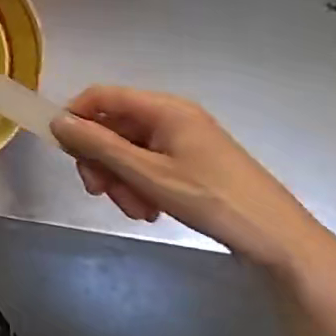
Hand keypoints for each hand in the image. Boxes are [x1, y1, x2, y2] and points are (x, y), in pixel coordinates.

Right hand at [50, 87, 335, 282]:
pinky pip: (147, 166)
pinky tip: (151, 210)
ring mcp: (182, 141)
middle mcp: (171, 117)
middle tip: (98, 192)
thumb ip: (98, 146)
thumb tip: (57, 122)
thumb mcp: (146, 173)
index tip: (64, 151)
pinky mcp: (190, 163)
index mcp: (163, 108)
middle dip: (101, 160)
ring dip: (120, 180)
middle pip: (113, 127)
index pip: (102, 96)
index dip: (76, 117)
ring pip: (127, 151)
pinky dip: (140, 186)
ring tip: (136, 210)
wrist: (277, 239)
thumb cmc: (210, 198)